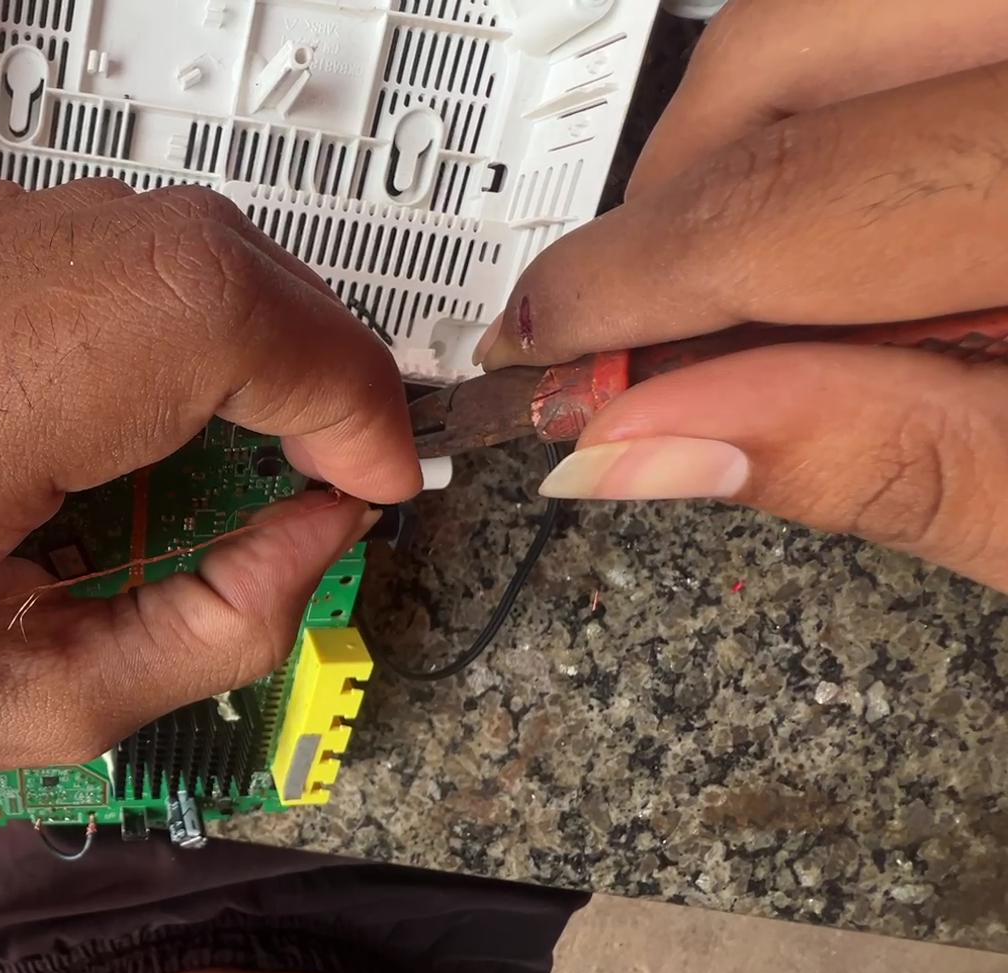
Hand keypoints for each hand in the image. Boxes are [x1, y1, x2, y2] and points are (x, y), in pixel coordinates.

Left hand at [0, 180, 420, 890]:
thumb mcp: (56, 712)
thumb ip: (222, 623)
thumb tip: (334, 518)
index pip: (176, 321)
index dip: (323, 374)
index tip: (371, 466)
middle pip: (165, 247)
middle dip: (297, 339)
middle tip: (326, 443)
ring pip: (122, 224)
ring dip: (228, 315)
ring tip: (245, 422)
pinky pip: (58, 239)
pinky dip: (146, 301)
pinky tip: (145, 388)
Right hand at [475, 0, 1007, 590]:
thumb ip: (888, 467)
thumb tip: (630, 448)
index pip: (781, 206)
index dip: (608, 292)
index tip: (519, 349)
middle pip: (790, 42)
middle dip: (667, 197)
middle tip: (638, 316)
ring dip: (744, 128)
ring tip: (762, 256)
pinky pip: (912, 5)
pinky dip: (838, 84)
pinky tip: (870, 192)